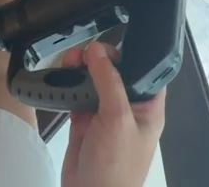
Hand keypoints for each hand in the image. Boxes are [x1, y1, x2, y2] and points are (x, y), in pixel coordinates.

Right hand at [61, 43, 165, 186]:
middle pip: (114, 71)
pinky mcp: (84, 119)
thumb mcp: (118, 119)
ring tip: (68, 62)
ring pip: (93, 79)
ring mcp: (105, 113)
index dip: (131, 53)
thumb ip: (108, 81)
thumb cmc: (116, 166)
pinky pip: (77, 92)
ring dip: (79, 67)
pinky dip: (68, 83)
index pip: (145, 70)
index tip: (112, 42)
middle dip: (97, 58)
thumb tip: (96, 49)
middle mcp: (127, 106)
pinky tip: (61, 76)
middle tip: (81, 54)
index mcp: (146, 107)